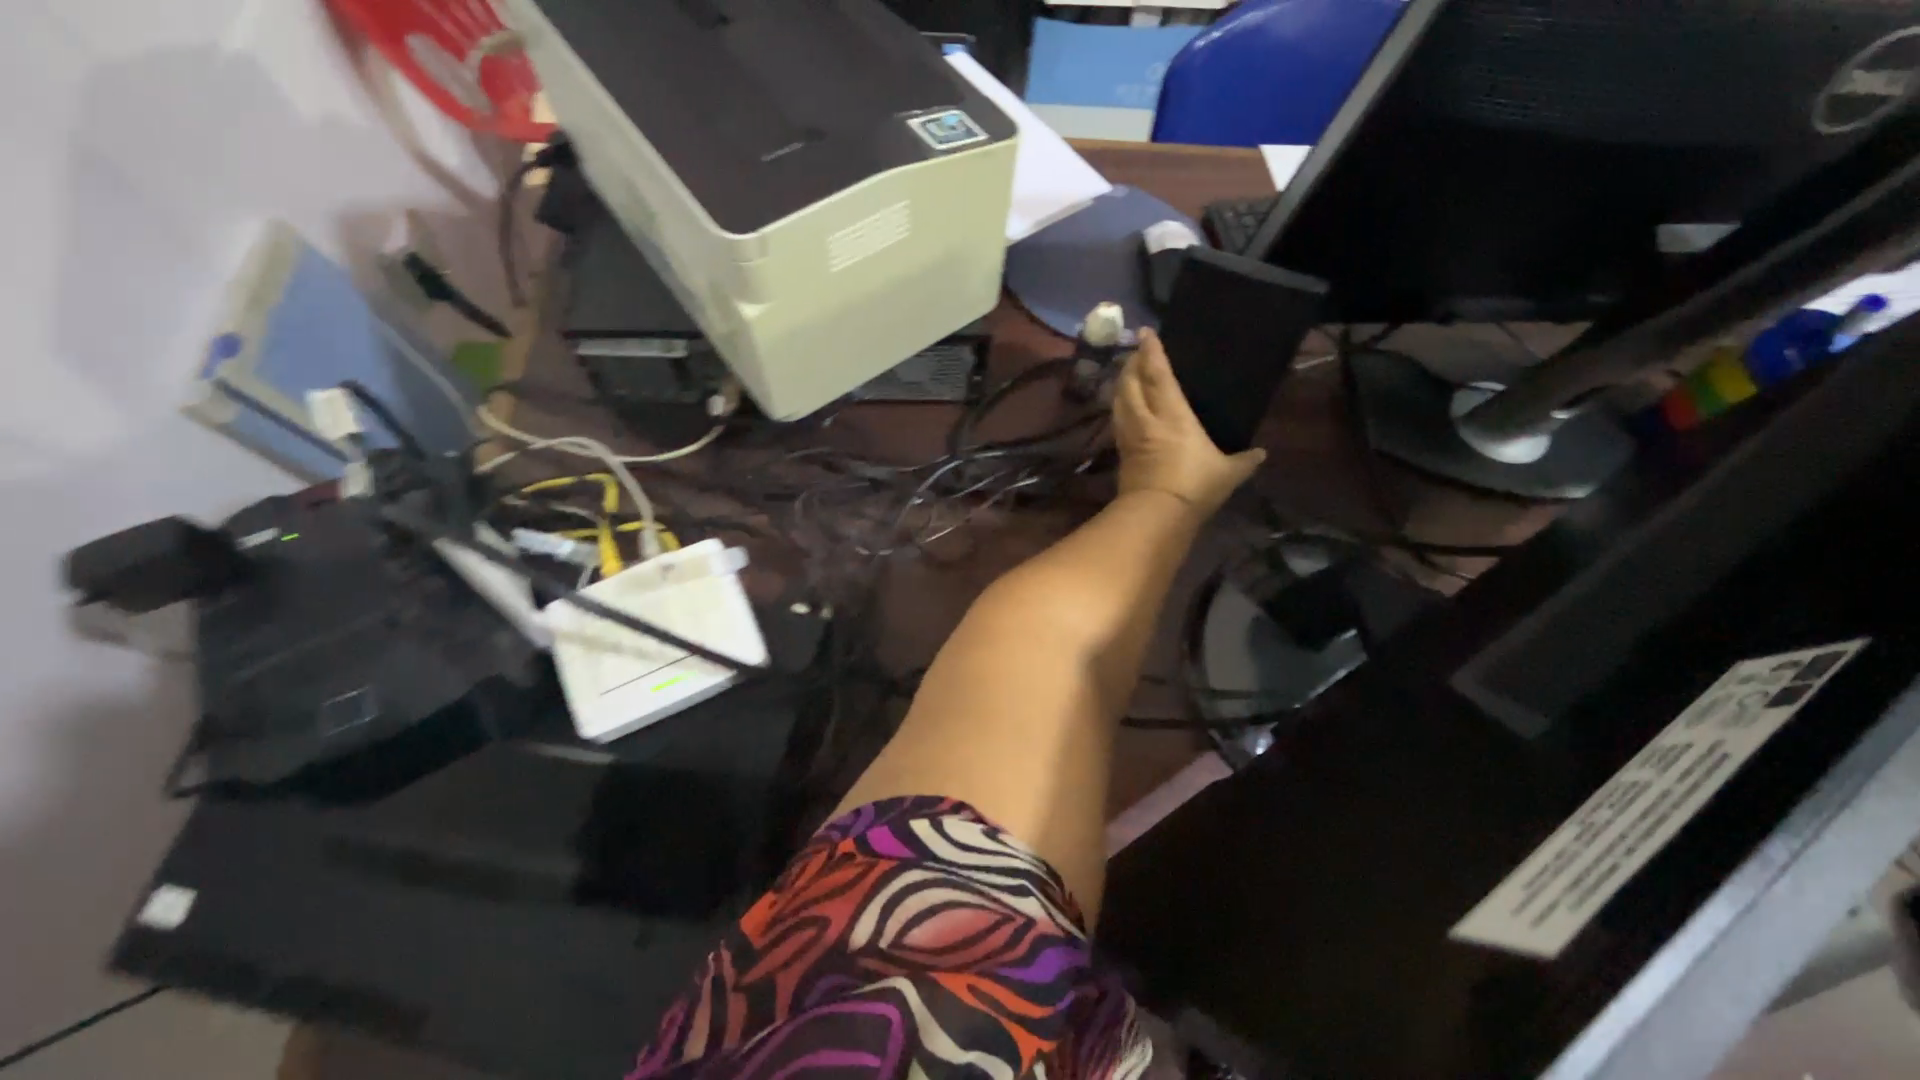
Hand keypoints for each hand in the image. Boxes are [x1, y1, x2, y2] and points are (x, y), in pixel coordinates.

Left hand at [1112, 328, 1266, 516]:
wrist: (1156, 515)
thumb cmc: (1194, 487)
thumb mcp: (1227, 474)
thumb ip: (1244, 461)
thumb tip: (1261, 454)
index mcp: (1173, 415)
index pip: (1158, 375)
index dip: (1152, 353)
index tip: (1146, 333)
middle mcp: (1147, 419)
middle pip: (1131, 383)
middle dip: (1131, 365)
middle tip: (1134, 353)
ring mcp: (1130, 436)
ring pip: (1119, 402)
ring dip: (1120, 385)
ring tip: (1125, 376)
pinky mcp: (1122, 454)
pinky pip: (1119, 422)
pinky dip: (1119, 409)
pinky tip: (1123, 410)